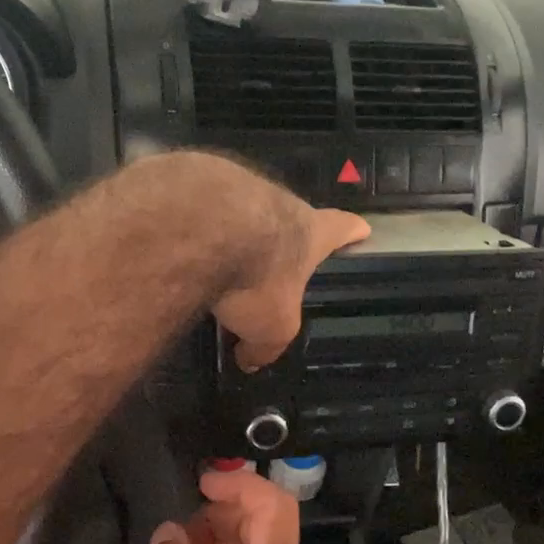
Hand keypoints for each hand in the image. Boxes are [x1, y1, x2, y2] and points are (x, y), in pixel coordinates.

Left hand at [210, 179, 368, 372]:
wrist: (199, 226)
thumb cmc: (257, 276)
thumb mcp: (270, 327)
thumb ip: (264, 346)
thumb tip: (251, 361)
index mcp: (309, 231)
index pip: (340, 227)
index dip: (351, 231)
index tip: (361, 228)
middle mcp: (278, 201)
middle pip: (288, 214)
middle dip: (282, 233)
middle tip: (272, 255)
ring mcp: (236, 185)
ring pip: (240, 207)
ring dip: (233, 227)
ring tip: (216, 253)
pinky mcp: (195, 182)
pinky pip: (199, 206)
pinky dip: (195, 224)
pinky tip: (182, 243)